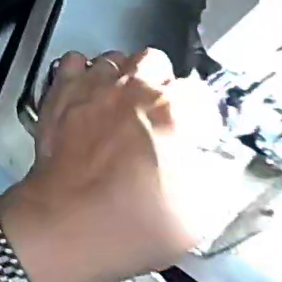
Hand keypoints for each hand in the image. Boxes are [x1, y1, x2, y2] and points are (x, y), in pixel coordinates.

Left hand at [0, 48, 219, 281]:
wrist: (69, 221)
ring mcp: (93, 85)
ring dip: (123, 76)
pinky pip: (75, 62)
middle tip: (159, 113)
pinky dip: (83, 72)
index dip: (200, 114)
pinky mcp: (61, 91)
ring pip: (115, 59)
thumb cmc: (135, 222)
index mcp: (174, 112)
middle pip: (154, 61)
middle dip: (161, 82)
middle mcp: (133, 88)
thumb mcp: (202, 212)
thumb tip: (219, 160)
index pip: (200, 93)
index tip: (197, 132)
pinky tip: (88, 93)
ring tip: (123, 103)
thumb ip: (217, 173)